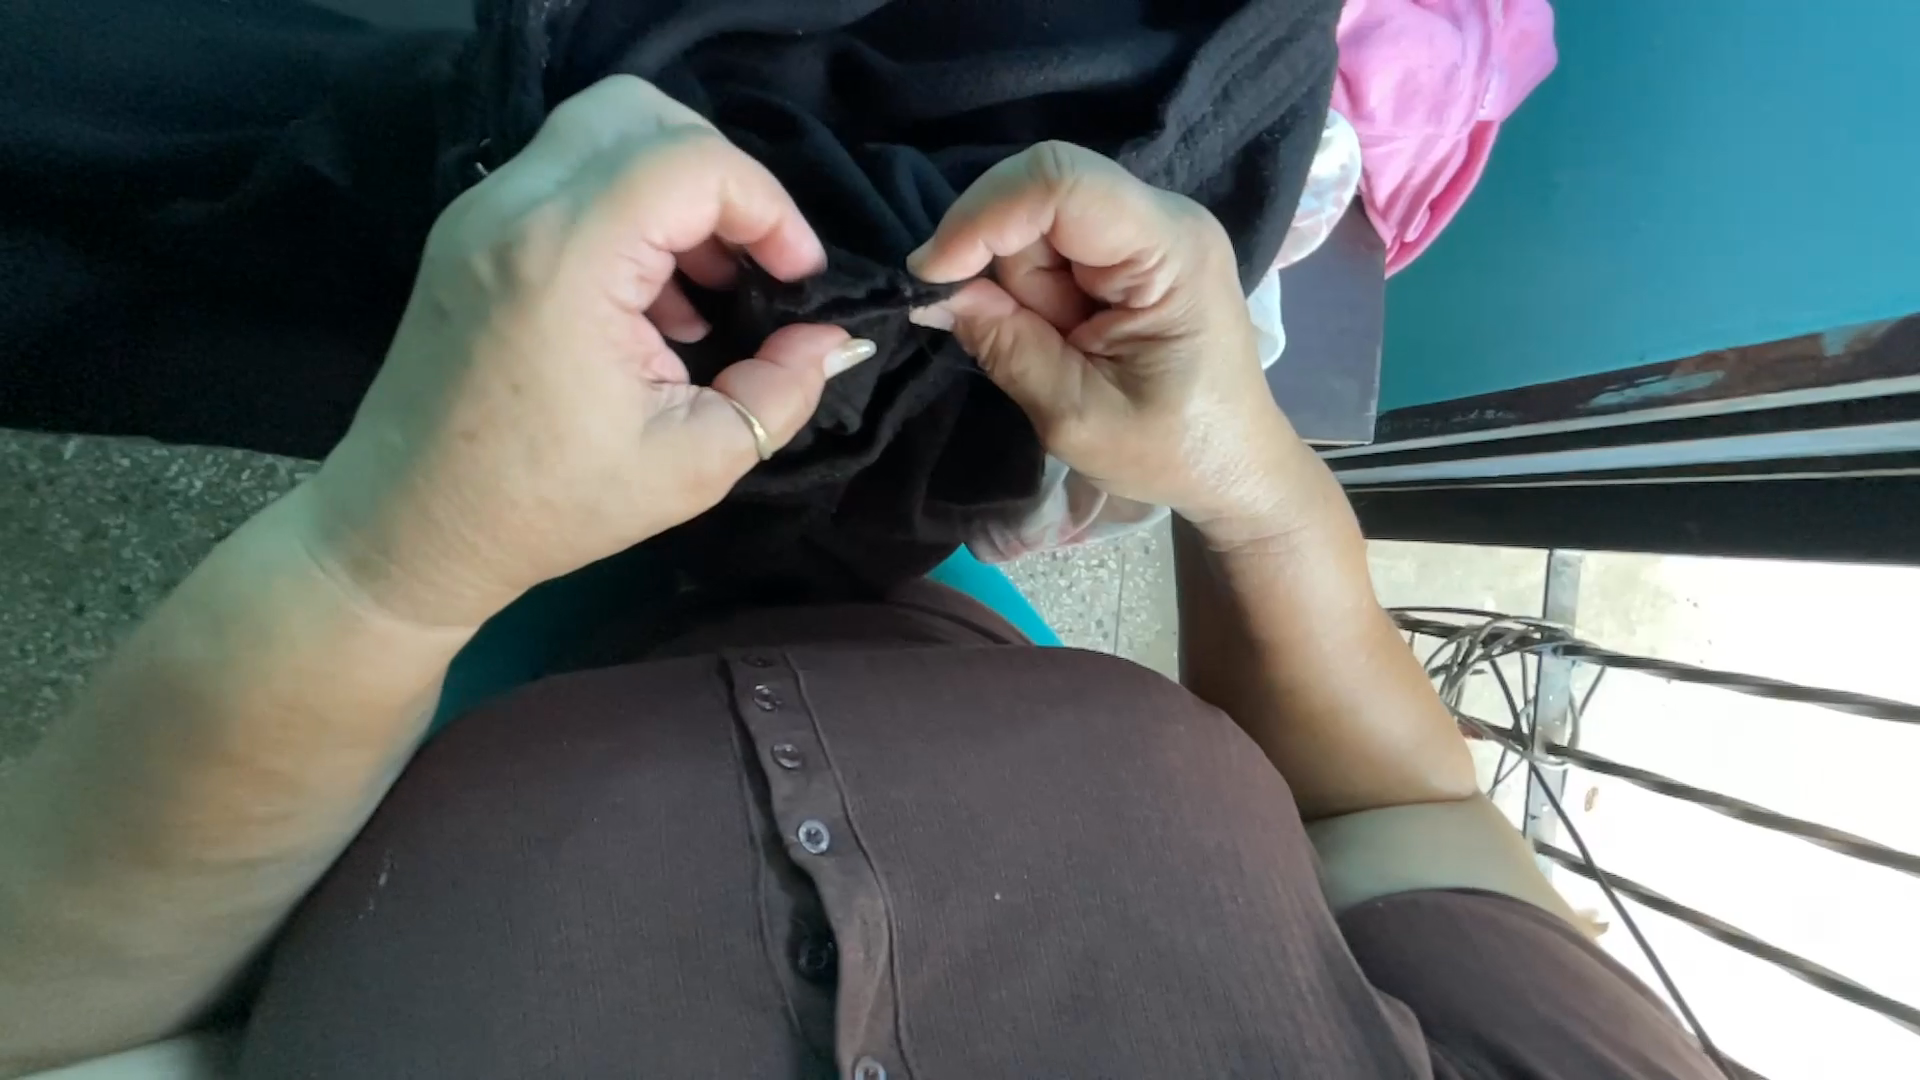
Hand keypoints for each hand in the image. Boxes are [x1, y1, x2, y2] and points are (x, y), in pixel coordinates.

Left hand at [298, 76, 874, 627]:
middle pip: (642, 114)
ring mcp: (482, 213)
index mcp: (566, 260)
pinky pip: (576, 179)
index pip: (690, 161)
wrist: (414, 527)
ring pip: (607, 136)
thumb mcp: (698, 462)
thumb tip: (834, 338)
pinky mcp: (477, 234)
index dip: (770, 207)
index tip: (802, 278)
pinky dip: (640, 216)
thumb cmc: (556, 505)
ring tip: (715, 292)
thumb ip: (783, 389)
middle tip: (762, 262)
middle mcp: (512, 208)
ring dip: (684, 198)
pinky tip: (660, 304)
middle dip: (728, 180)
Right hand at [908, 142, 1323, 544]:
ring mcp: (1148, 233)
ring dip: (1021, 293)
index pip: (1061, 182)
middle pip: (1042, 201)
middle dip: (1003, 270)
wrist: (1229, 467)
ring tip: (1060, 354)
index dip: (982, 216)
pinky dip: (1033, 296)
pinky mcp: (1129, 255)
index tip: (930, 276)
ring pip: (1039, 229)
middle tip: (1024, 346)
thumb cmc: (1170, 452)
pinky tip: (1060, 338)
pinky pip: (1052, 251)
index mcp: (1170, 251)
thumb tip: (935, 293)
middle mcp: (1163, 219)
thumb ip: (1006, 348)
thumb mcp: (1075, 417)